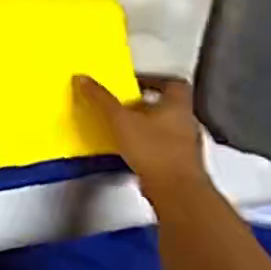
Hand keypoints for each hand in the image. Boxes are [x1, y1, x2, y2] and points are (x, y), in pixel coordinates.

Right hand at [73, 74, 207, 198]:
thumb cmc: (154, 150)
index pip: (173, 84)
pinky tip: (128, 149)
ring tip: (120, 127)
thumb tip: (83, 79)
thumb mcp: (119, 119)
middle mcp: (187, 123)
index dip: (153, 79)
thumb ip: (101, 99)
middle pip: (167, 105)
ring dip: (144, 124)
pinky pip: (161, 146)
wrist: (175, 190)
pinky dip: (145, 143)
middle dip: (143, 103)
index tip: (133, 81)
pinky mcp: (179, 163)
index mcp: (177, 107)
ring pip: (164, 126)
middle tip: (121, 104)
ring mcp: (186, 144)